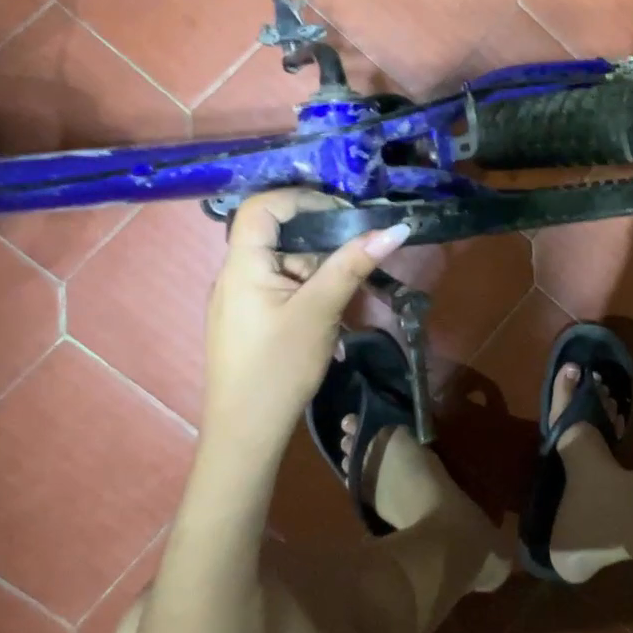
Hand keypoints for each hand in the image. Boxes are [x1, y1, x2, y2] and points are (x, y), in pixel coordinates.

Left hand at [203, 189, 408, 443]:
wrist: (246, 434)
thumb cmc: (278, 367)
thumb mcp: (320, 311)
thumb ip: (353, 265)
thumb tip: (396, 227)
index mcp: (242, 265)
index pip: (264, 207)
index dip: (303, 198)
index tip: (346, 214)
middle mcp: (236, 275)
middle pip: (280, 234)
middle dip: (323, 239)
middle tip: (361, 253)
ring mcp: (242, 299)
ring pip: (287, 263)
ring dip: (322, 269)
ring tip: (352, 295)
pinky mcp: (252, 320)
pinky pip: (284, 287)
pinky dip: (312, 290)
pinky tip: (333, 316)